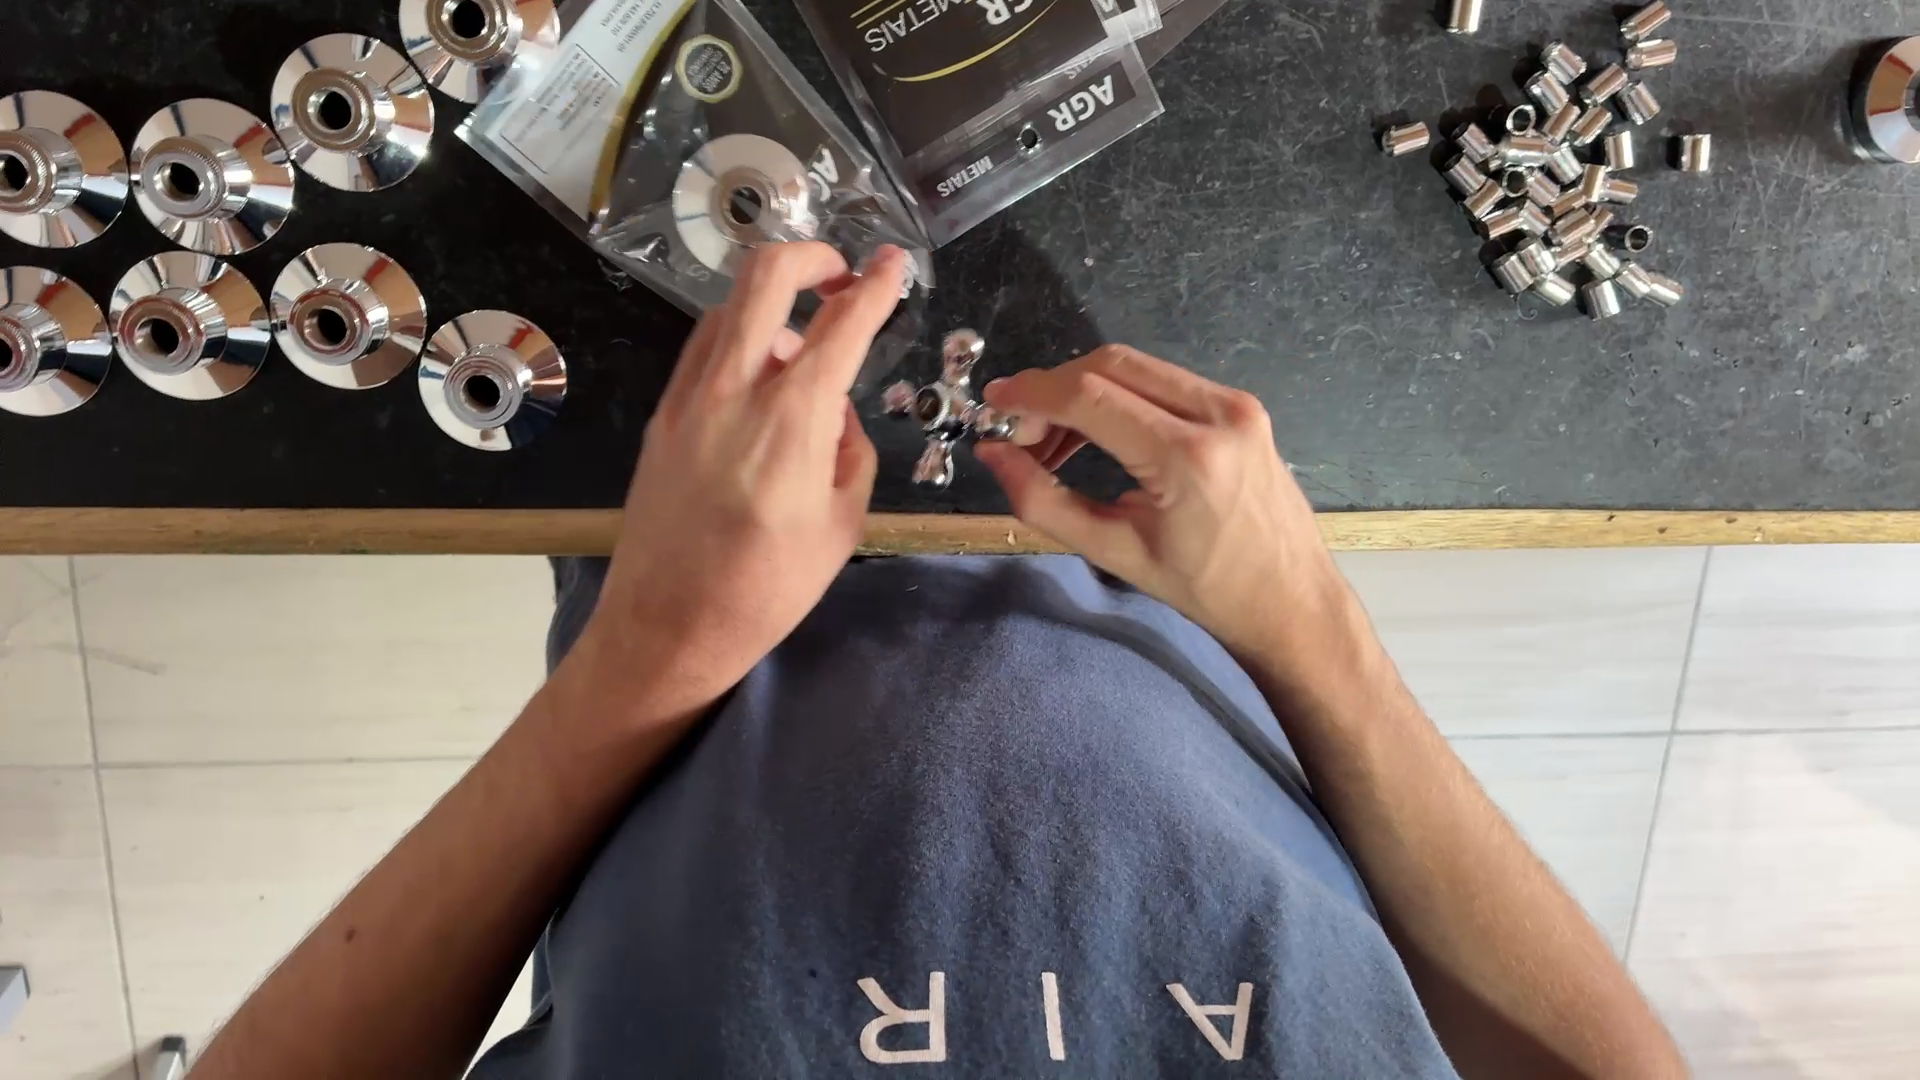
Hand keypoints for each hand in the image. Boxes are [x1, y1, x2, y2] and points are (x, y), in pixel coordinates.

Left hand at [572, 242, 906, 716]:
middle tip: (841, 275)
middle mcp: (733, 391)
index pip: (841, 328)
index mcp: (791, 422)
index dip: (875, 288)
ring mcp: (687, 399)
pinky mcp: (662, 416)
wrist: (669, 626)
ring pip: (728, 309)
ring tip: (804, 347)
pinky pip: (704, 350)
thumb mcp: (843, 524)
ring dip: (774, 304)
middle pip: (763, 278)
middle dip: (811, 258)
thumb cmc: (770, 588)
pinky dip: (739, 339)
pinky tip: (759, 377)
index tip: (894, 265)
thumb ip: (850, 451)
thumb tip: (836, 412)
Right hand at [975, 345, 1356, 668]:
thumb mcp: (1113, 551)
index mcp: (1186, 458)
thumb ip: (1043, 501)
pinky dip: (1117, 397)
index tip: (993, 405)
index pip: (1090, 396)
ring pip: (1135, 368)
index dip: (1031, 394)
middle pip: (1110, 365)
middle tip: (1021, 433)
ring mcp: (1235, 403)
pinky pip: (1162, 381)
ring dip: (1083, 392)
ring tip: (1054, 444)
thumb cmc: (1202, 588)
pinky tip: (1099, 435)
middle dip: (1053, 389)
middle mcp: (1217, 414)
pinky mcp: (1240, 406)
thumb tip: (993, 455)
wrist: (1290, 599)